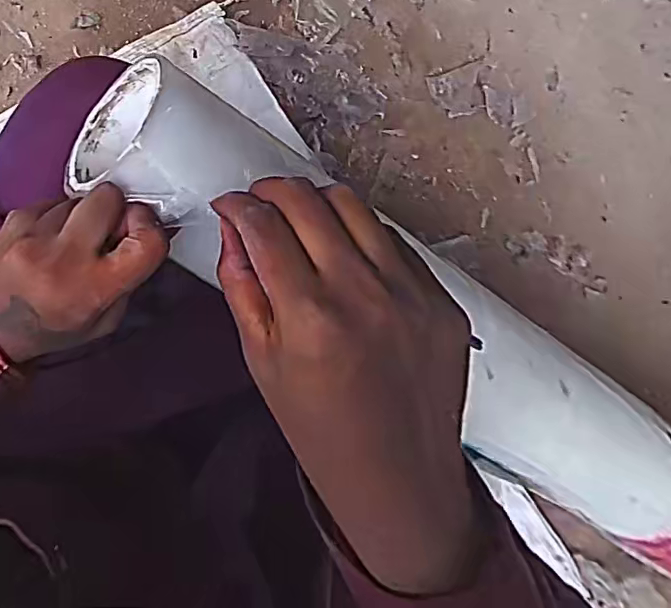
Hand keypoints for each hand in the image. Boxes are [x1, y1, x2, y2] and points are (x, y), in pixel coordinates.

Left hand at [0, 184, 169, 362]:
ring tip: (66, 242)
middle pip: (109, 198)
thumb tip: (142, 228)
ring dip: (80, 215)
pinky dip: (53, 216)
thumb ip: (128, 277)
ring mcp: (35, 236)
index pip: (146, 241)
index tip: (138, 228)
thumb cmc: (51, 326)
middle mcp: (64, 259)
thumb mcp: (103, 321)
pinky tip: (45, 239)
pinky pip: (51, 201)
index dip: (148, 226)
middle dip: (113, 208)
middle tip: (103, 229)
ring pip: (78, 198)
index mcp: (93, 289)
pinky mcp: (14, 220)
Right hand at [212, 178, 480, 594]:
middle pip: (305, 199)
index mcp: (310, 316)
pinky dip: (357, 230)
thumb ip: (240, 283)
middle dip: (270, 190)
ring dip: (314, 201)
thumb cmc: (321, 428)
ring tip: (298, 218)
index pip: (262, 224)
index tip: (229, 205)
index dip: (236, 205)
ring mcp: (410, 294)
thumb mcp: (259, 356)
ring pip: (351, 203)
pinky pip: (390, 236)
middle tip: (258, 202)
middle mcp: (363, 295)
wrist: (397, 480)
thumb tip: (232, 230)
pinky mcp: (440, 299)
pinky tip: (341, 250)